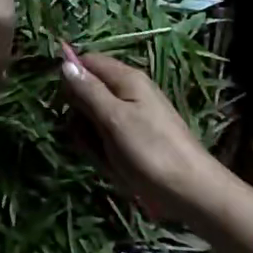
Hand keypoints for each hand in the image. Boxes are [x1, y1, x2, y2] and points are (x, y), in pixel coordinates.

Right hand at [59, 44, 232, 221]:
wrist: (189, 190)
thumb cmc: (150, 151)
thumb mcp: (113, 119)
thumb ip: (88, 91)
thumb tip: (64, 62)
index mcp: (126, 79)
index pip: (87, 62)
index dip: (71, 79)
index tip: (63, 104)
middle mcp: (129, 91)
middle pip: (88, 93)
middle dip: (81, 118)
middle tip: (90, 138)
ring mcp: (132, 116)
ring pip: (94, 120)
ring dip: (92, 140)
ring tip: (106, 158)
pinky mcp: (134, 138)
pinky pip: (107, 138)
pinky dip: (105, 153)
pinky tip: (115, 167)